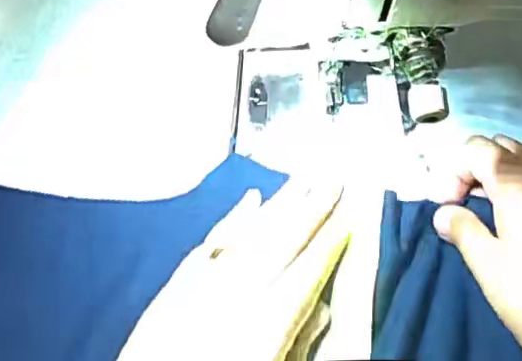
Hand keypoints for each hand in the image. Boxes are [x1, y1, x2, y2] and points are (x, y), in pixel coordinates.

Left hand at [119, 182, 349, 360]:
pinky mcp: (167, 298)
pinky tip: (249, 201)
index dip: (334, 235)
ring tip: (303, 178)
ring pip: (249, 234)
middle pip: (282, 240)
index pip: (309, 267)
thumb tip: (322, 309)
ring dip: (278, 205)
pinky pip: (206, 248)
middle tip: (336, 176)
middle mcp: (234, 297)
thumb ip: (294, 345)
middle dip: (313, 207)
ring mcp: (198, 292)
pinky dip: (230, 223)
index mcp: (263, 325)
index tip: (354, 206)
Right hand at [430, 135, 521, 360]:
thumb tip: (443, 212)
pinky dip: (520, 184)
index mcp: (516, 180)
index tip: (444, 205)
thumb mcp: (491, 268)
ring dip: (498, 174)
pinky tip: (516, 221)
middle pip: (500, 146)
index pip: (476, 147)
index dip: (453, 169)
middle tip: (460, 202)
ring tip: (484, 212)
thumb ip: (464, 231)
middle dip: (474, 165)